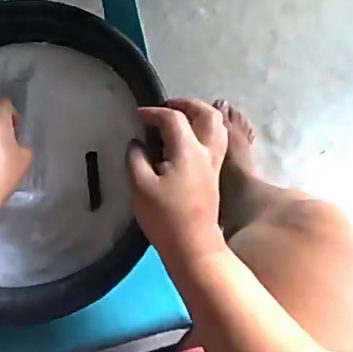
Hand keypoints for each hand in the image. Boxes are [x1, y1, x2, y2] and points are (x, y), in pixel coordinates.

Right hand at [127, 98, 228, 262]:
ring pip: (216, 127)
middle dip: (186, 104)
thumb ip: (136, 158)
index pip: (173, 119)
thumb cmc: (165, 217)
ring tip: (177, 118)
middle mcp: (206, 152)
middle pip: (207, 115)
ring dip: (198, 116)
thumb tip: (137, 143)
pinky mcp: (213, 175)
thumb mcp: (140, 186)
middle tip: (165, 105)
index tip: (137, 116)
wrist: (194, 247)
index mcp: (188, 151)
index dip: (153, 112)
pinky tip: (185, 139)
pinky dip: (202, 130)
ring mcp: (213, 164)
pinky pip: (215, 141)